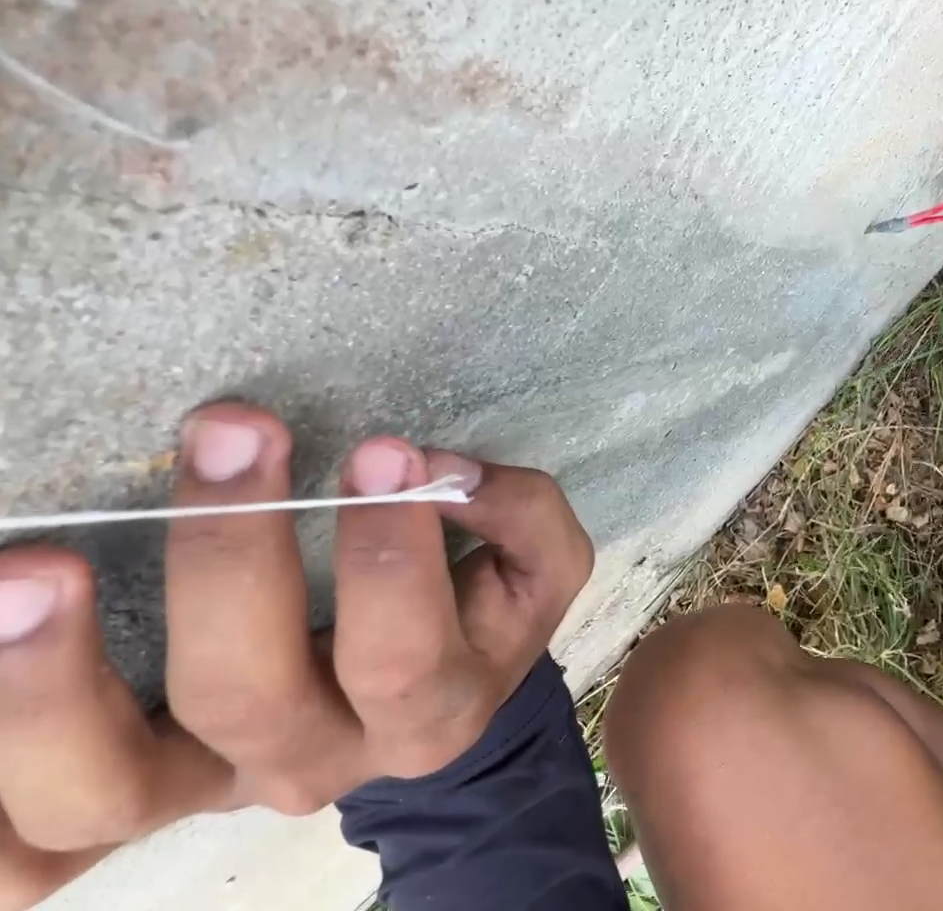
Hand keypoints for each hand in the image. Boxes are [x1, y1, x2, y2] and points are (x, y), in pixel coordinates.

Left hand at [0, 402, 593, 906]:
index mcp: (432, 710)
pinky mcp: (115, 810)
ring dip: (46, 687)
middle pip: (251, 695)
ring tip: (32, 567)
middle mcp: (319, 763)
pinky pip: (18, 859)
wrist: (434, 700)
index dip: (388, 554)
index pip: (401, 650)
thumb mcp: (542, 564)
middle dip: (234, 557)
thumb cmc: (485, 612)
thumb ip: (517, 512)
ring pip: (99, 791)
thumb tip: (433, 469)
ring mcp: (205, 792)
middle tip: (232, 432)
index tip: (382, 449)